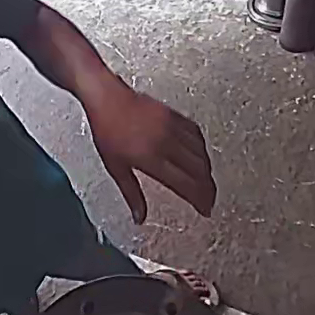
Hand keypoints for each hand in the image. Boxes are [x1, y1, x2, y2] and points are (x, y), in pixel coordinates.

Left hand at [87, 84, 214, 222]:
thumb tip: (139, 217)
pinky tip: (200, 154)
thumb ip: (131, 194)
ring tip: (206, 181)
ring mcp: (171, 126)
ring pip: (201, 152)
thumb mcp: (115, 167)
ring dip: (207, 169)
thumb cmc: (106, 129)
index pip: (187, 184)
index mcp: (151, 158)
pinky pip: (196, 133)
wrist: (106, 97)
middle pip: (199, 170)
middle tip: (209, 199)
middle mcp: (165, 142)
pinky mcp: (172, 114)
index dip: (200, 200)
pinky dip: (201, 148)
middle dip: (208, 188)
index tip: (205, 209)